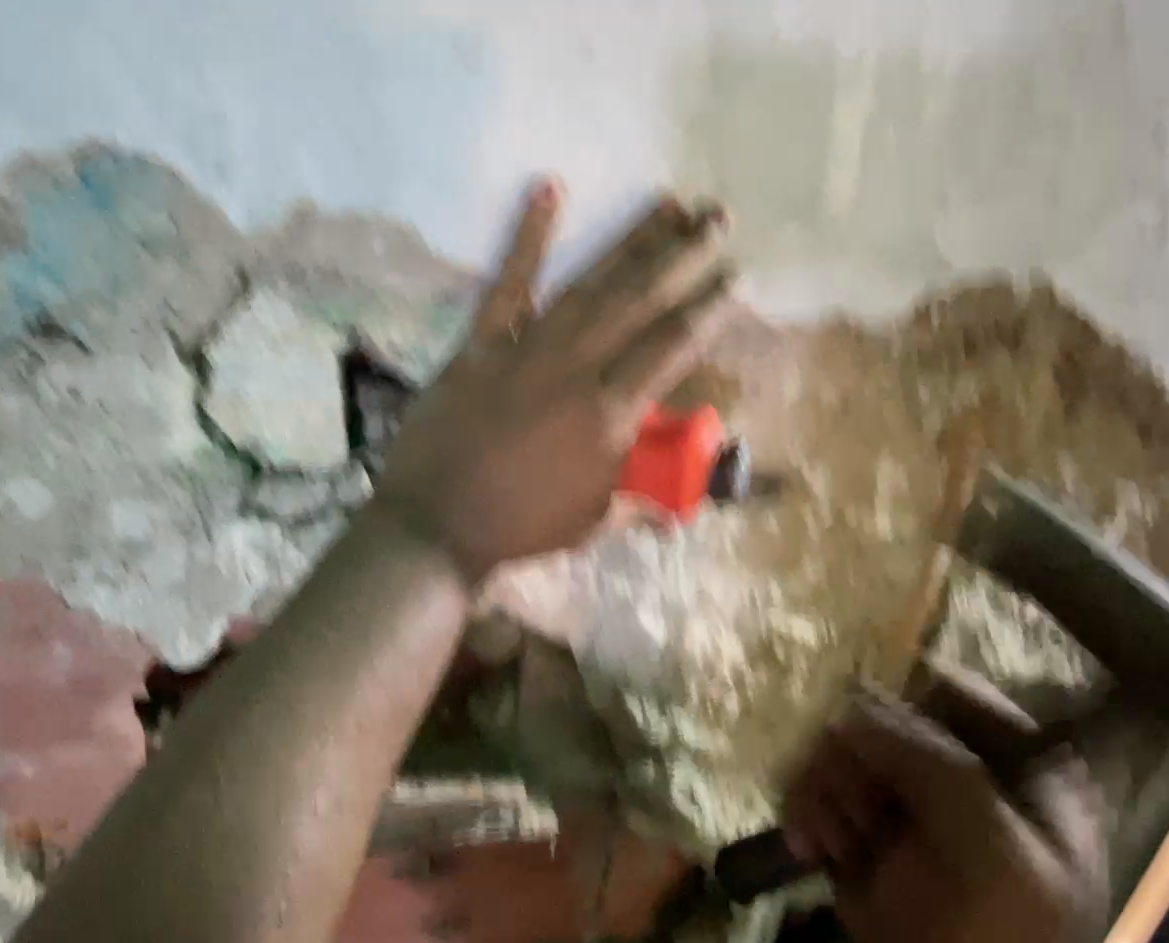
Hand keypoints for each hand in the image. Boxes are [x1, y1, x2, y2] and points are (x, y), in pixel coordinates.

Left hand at [375, 179, 732, 584]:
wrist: (434, 525)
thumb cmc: (516, 529)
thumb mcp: (589, 523)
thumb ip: (635, 505)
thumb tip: (672, 512)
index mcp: (609, 414)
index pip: (671, 346)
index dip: (706, 308)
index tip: (734, 276)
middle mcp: (575, 370)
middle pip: (639, 301)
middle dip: (684, 256)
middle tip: (717, 218)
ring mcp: (525, 352)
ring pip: (588, 285)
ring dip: (631, 241)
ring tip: (669, 203)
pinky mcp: (478, 346)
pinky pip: (507, 284)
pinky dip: (527, 237)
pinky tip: (550, 188)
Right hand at [781, 683, 1103, 942]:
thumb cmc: (991, 935)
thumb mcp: (988, 845)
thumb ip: (932, 765)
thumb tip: (852, 709)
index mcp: (1020, 769)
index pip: (958, 694)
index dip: (909, 702)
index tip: (871, 730)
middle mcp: (957, 771)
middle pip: (880, 721)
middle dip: (857, 765)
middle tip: (861, 812)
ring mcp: (903, 799)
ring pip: (836, 752)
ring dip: (826, 796)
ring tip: (839, 843)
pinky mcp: (856, 823)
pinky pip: (811, 787)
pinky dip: (805, 816)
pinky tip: (814, 851)